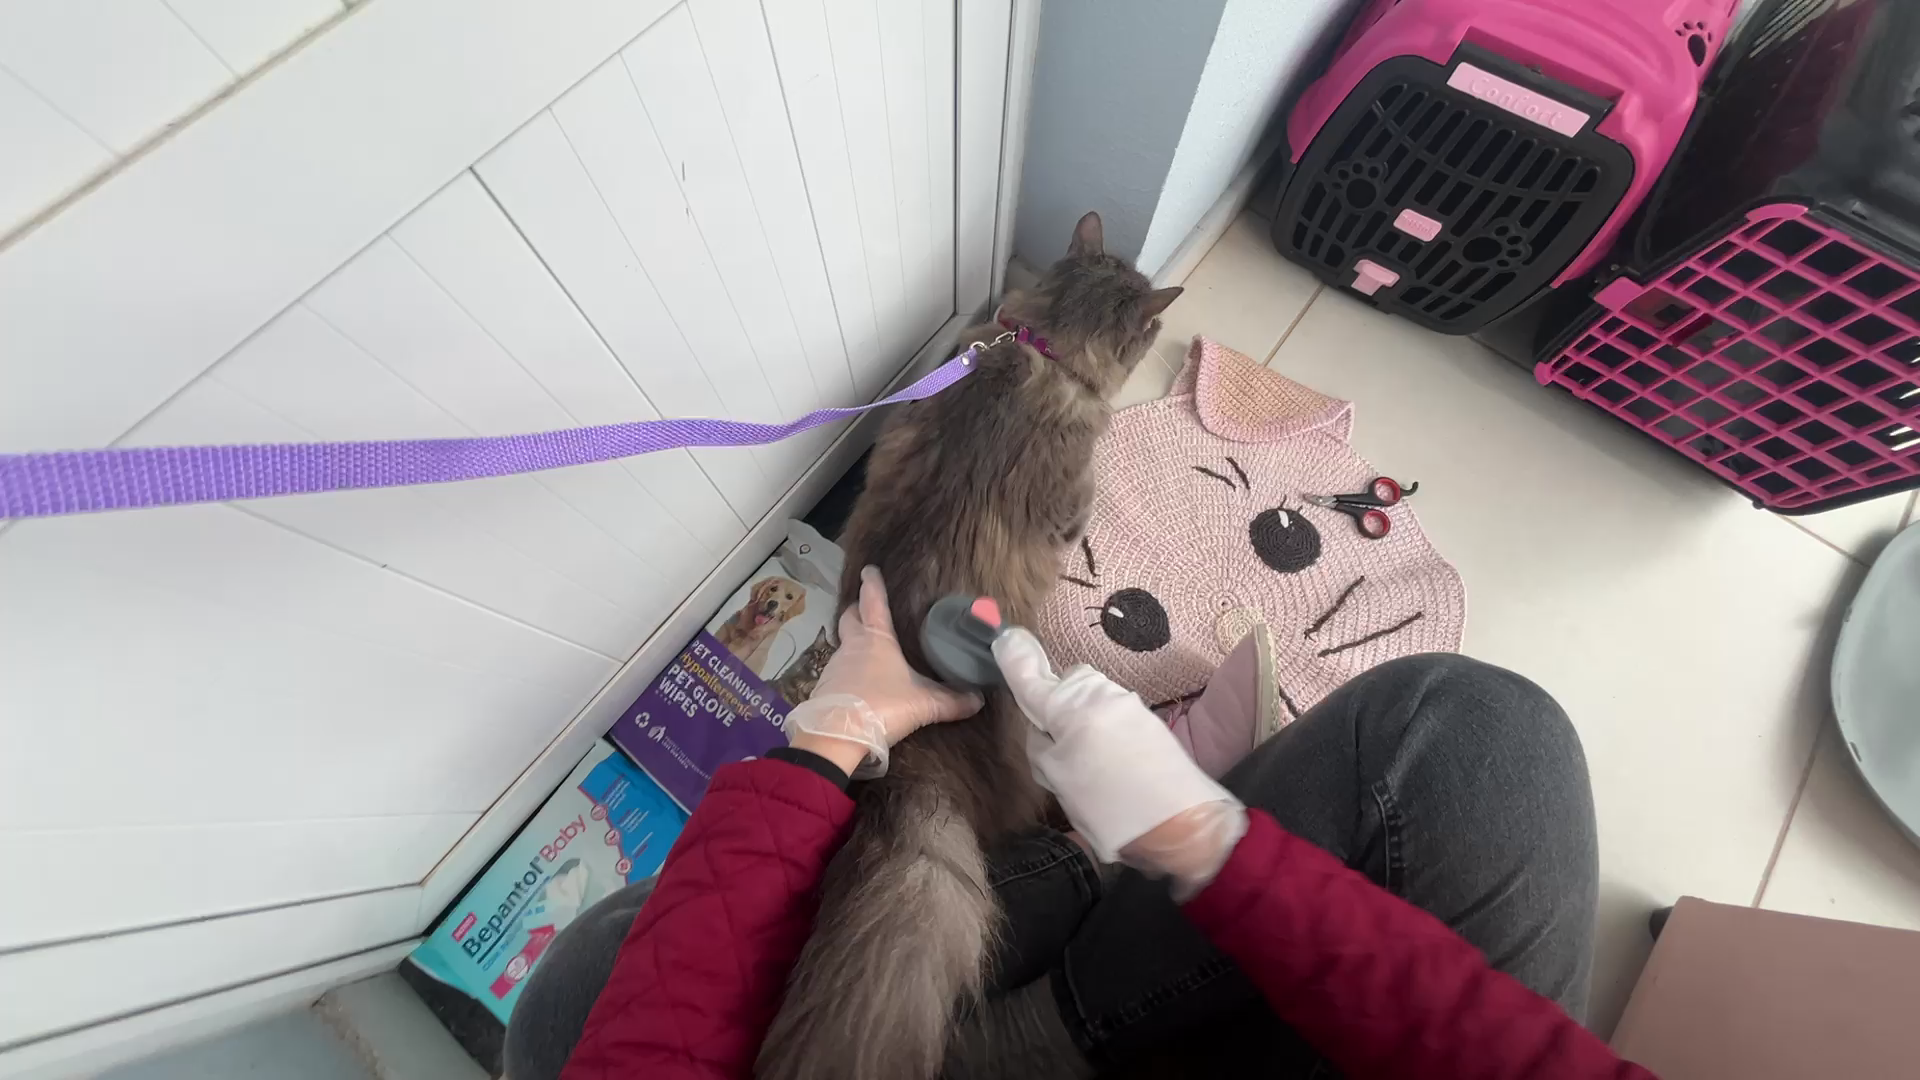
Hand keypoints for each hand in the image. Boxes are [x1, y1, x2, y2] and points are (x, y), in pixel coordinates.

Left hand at [783, 567, 982, 778]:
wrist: (837, 735)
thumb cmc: (881, 705)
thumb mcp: (923, 704)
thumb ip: (951, 700)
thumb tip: (979, 699)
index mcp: (876, 638)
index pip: (873, 601)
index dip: (873, 583)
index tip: (870, 569)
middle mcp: (852, 646)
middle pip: (849, 617)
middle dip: (856, 609)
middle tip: (865, 607)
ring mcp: (834, 666)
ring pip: (842, 645)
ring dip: (852, 643)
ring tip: (867, 649)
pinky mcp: (825, 688)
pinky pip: (838, 671)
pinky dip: (847, 671)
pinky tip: (857, 683)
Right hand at [994, 628, 1246, 896]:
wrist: (1184, 825)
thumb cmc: (1111, 809)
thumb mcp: (1057, 781)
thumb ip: (1040, 745)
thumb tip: (1044, 726)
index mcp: (1069, 708)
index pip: (1029, 674)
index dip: (1014, 656)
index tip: (1004, 637)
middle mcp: (1099, 694)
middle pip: (1064, 684)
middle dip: (1057, 704)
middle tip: (1059, 745)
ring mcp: (1127, 702)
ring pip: (1089, 699)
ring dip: (1083, 719)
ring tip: (1093, 763)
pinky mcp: (1149, 718)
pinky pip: (1112, 712)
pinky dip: (1104, 729)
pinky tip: (1115, 764)